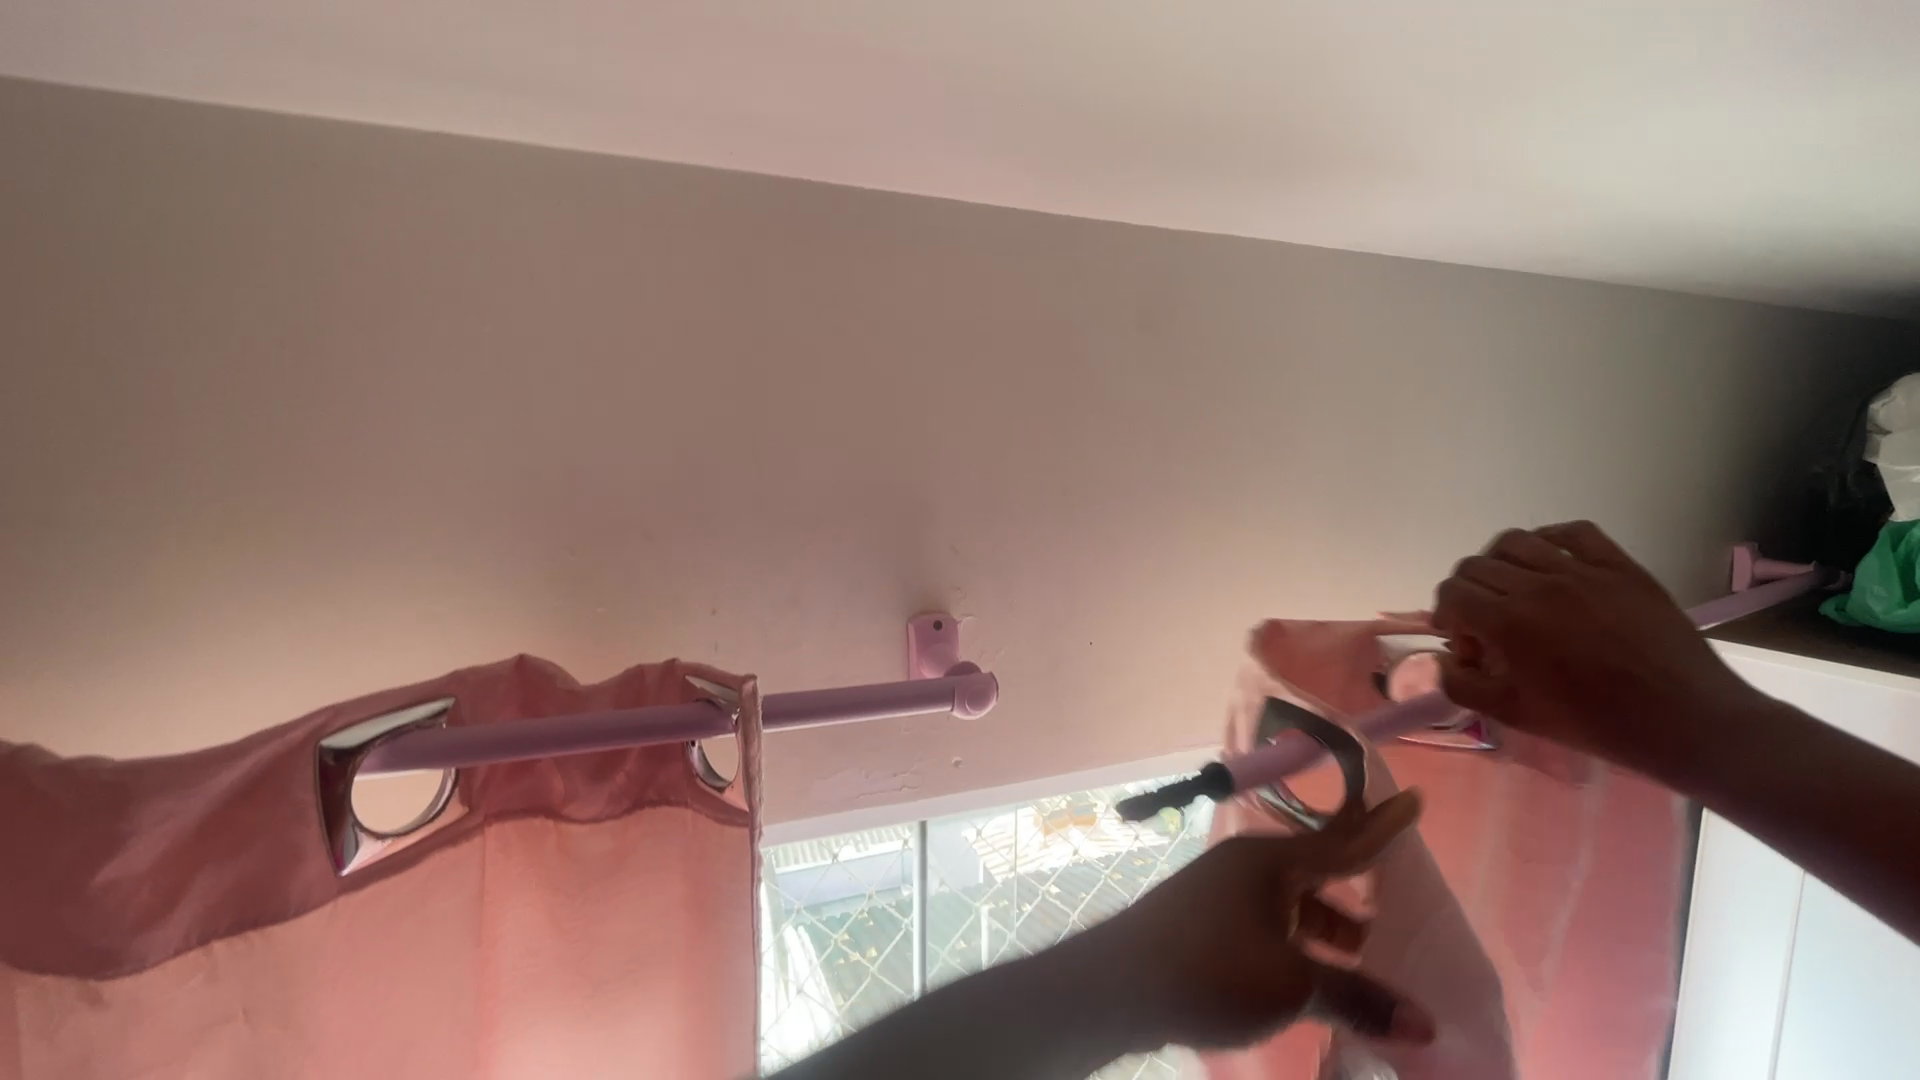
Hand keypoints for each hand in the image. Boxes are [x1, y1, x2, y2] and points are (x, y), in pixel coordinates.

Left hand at [1077, 791, 1433, 1052]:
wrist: (1120, 984)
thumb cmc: (1211, 969)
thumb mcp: (1292, 984)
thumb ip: (1358, 999)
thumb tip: (1424, 1024)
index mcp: (1269, 861)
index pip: (1342, 840)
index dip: (1382, 826)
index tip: (1412, 798)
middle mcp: (1247, 866)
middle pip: (1318, 877)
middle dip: (1358, 905)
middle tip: (1400, 933)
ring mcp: (1222, 892)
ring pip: (1293, 907)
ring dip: (1329, 937)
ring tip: (1367, 978)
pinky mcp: (1207, 921)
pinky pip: (1270, 927)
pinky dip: (1299, 949)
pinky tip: (1315, 987)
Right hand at [1431, 521, 1761, 770]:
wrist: (1687, 722)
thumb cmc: (1595, 722)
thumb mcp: (1513, 714)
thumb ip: (1461, 685)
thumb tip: (1441, 661)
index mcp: (1508, 623)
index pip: (1451, 593)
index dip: (1447, 616)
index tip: (1467, 645)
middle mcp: (1538, 586)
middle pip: (1475, 566)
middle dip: (1468, 593)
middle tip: (1487, 623)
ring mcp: (1582, 572)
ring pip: (1515, 542)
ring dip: (1500, 564)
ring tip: (1514, 589)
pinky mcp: (1620, 567)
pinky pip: (1573, 532)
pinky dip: (1550, 540)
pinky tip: (1551, 564)